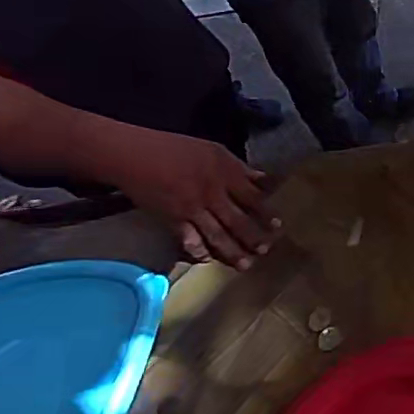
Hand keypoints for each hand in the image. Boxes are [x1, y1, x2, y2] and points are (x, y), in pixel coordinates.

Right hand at [102, 128, 278, 268]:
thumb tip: (264, 180)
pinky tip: (207, 260)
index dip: (266, 213)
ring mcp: (192, 208)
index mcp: (228, 176)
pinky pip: (188, 238)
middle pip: (238, 219)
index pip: (254, 198)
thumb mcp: (216, 151)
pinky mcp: (170, 218)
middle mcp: (214, 194)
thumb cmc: (176, 149)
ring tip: (244, 264)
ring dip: (231, 250)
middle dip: (253, 237)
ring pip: (217, 233)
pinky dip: (198, 250)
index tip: (278, 225)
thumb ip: (241, 168)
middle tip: (265, 251)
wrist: (134, 155)